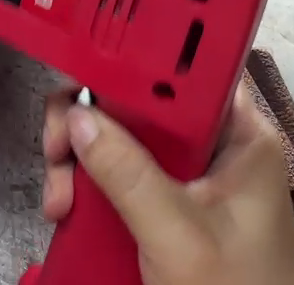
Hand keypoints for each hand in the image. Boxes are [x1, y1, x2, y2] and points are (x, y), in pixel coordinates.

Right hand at [41, 85, 293, 284]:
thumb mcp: (179, 236)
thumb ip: (129, 174)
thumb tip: (78, 117)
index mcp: (237, 134)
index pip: (184, 66)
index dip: (134, 57)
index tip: (84, 70)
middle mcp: (210, 143)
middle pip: (135, 98)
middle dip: (86, 120)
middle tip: (56, 149)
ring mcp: (185, 173)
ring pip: (116, 134)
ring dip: (76, 159)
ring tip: (58, 201)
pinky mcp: (163, 200)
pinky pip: (114, 170)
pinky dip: (85, 185)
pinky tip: (66, 210)